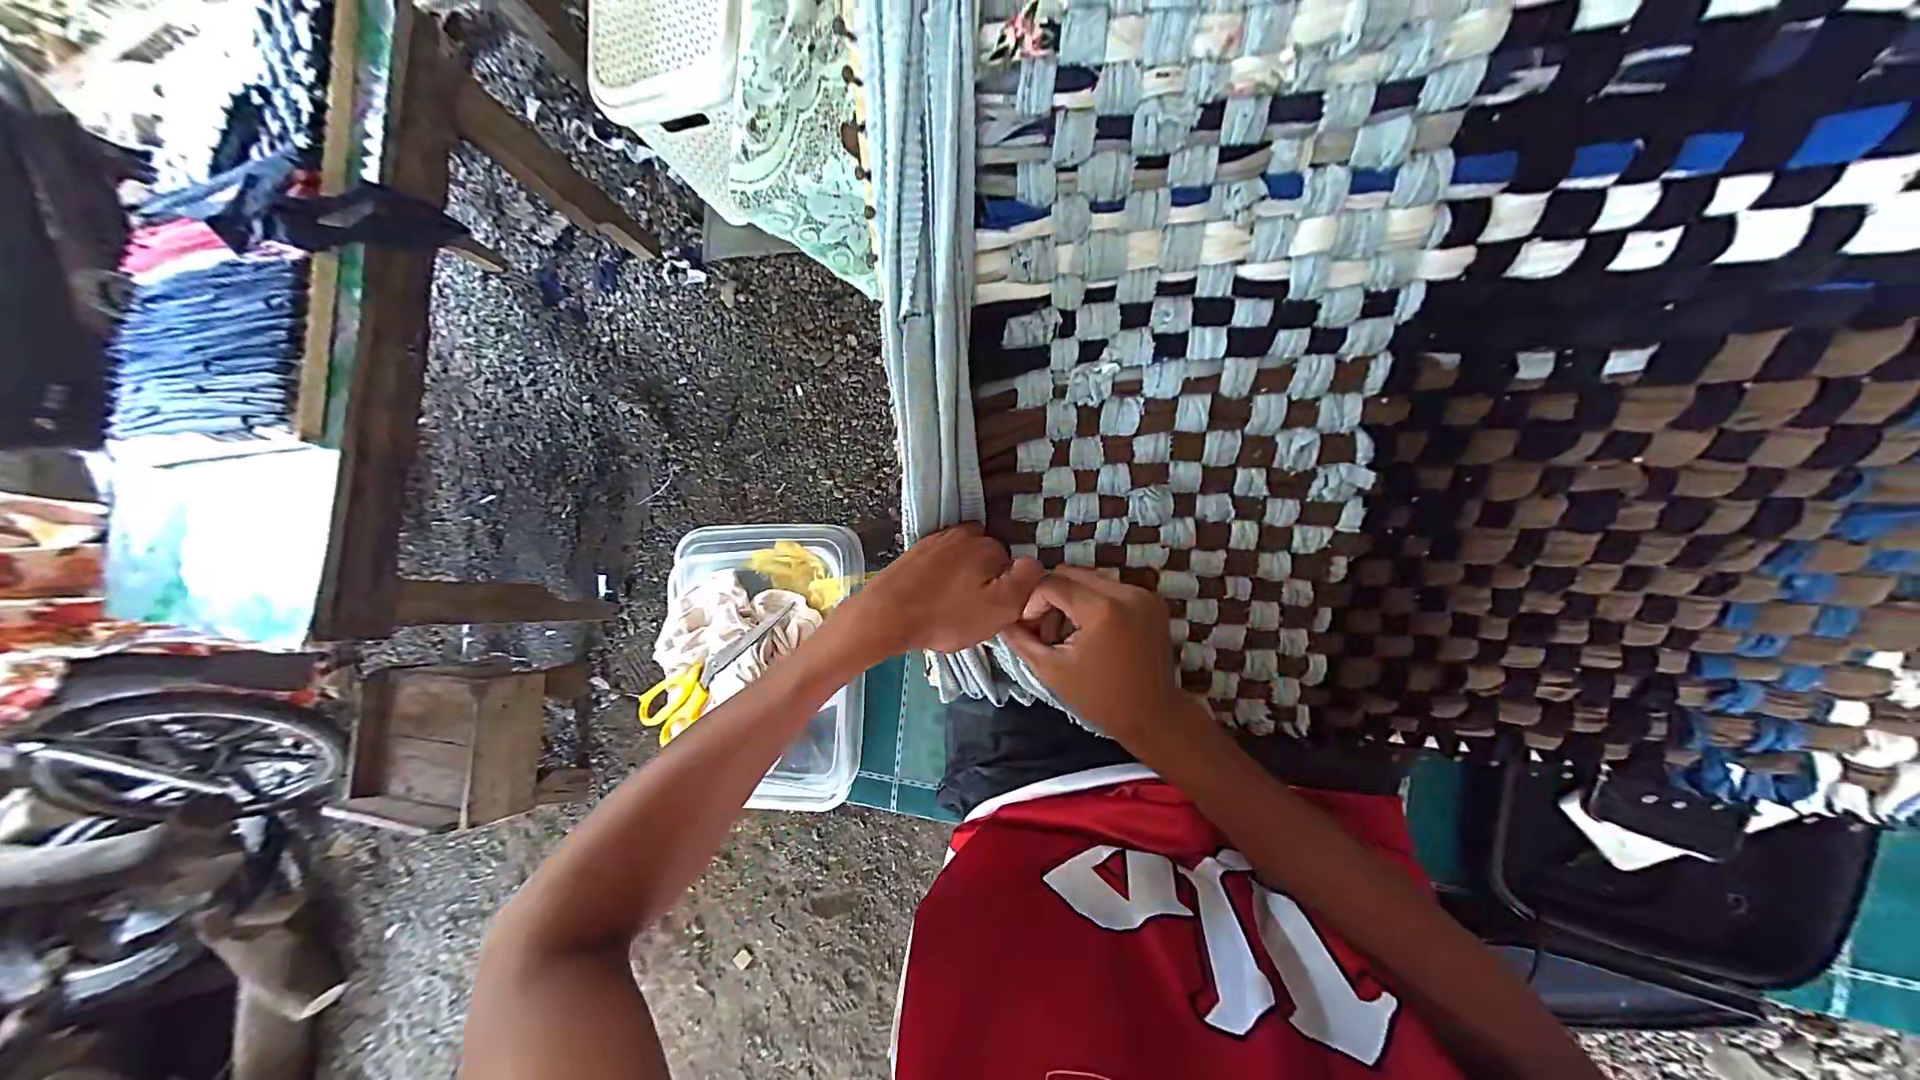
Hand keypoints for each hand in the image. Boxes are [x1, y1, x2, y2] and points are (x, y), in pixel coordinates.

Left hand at [832, 524, 1043, 659]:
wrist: (886, 614)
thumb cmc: (946, 615)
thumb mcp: (1000, 608)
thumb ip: (1026, 582)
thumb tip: (1035, 562)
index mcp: (988, 544)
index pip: (1012, 566)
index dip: (1005, 591)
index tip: (990, 610)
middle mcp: (964, 533)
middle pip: (988, 560)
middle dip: (984, 582)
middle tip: (970, 612)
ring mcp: (937, 539)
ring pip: (964, 562)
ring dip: (962, 581)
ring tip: (949, 608)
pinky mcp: (916, 551)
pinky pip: (942, 565)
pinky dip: (941, 580)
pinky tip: (933, 599)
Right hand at [1002, 566, 1206, 743]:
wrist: (1152, 716)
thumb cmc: (1099, 698)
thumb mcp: (1050, 670)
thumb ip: (1021, 639)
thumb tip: (1002, 620)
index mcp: (1102, 608)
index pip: (1051, 583)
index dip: (1032, 603)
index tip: (1030, 630)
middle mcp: (1126, 592)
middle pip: (1071, 573)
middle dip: (1050, 598)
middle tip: (1046, 631)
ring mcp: (1143, 594)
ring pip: (1090, 578)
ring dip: (1071, 598)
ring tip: (1066, 632)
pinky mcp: (1151, 600)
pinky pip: (1110, 587)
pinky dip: (1092, 601)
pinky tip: (1088, 630)